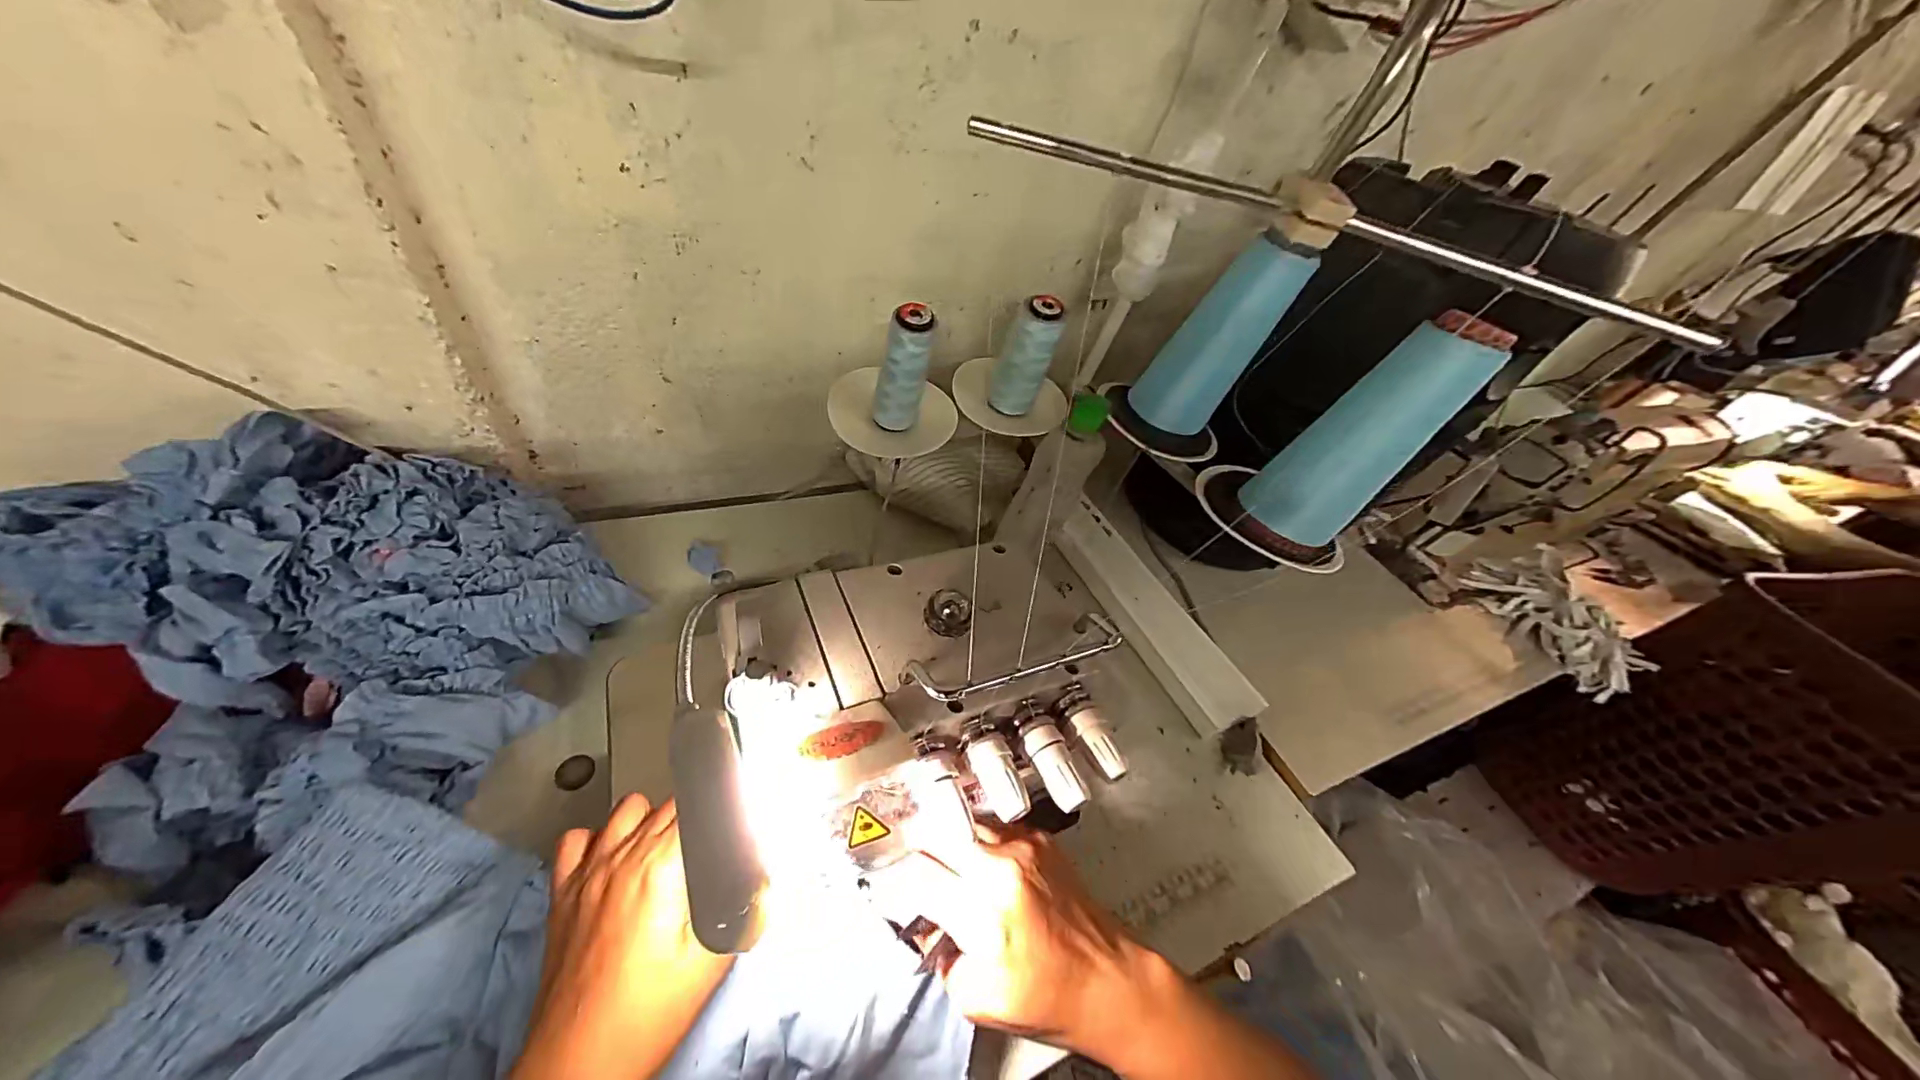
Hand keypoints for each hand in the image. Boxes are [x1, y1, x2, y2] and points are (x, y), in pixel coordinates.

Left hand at [513, 794, 733, 1079]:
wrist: (578, 1063)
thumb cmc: (644, 1017)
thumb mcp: (711, 962)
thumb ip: (741, 910)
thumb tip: (762, 878)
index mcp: (660, 869)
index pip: (698, 807)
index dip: (722, 812)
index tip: (735, 827)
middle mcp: (622, 859)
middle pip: (669, 805)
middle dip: (697, 820)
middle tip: (711, 854)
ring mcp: (587, 874)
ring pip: (627, 809)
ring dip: (651, 819)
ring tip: (666, 851)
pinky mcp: (562, 895)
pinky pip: (576, 840)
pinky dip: (598, 839)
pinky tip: (613, 861)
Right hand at [874, 825, 1168, 1059]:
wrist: (1108, 979)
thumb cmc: (1053, 996)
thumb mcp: (979, 998)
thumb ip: (941, 957)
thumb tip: (922, 925)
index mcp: (987, 913)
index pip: (919, 878)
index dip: (895, 883)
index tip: (885, 888)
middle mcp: (1005, 868)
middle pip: (936, 835)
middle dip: (913, 849)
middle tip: (899, 859)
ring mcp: (1024, 848)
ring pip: (962, 822)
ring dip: (942, 838)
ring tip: (933, 856)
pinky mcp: (1039, 840)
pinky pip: (992, 826)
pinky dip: (974, 838)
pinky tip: (971, 857)